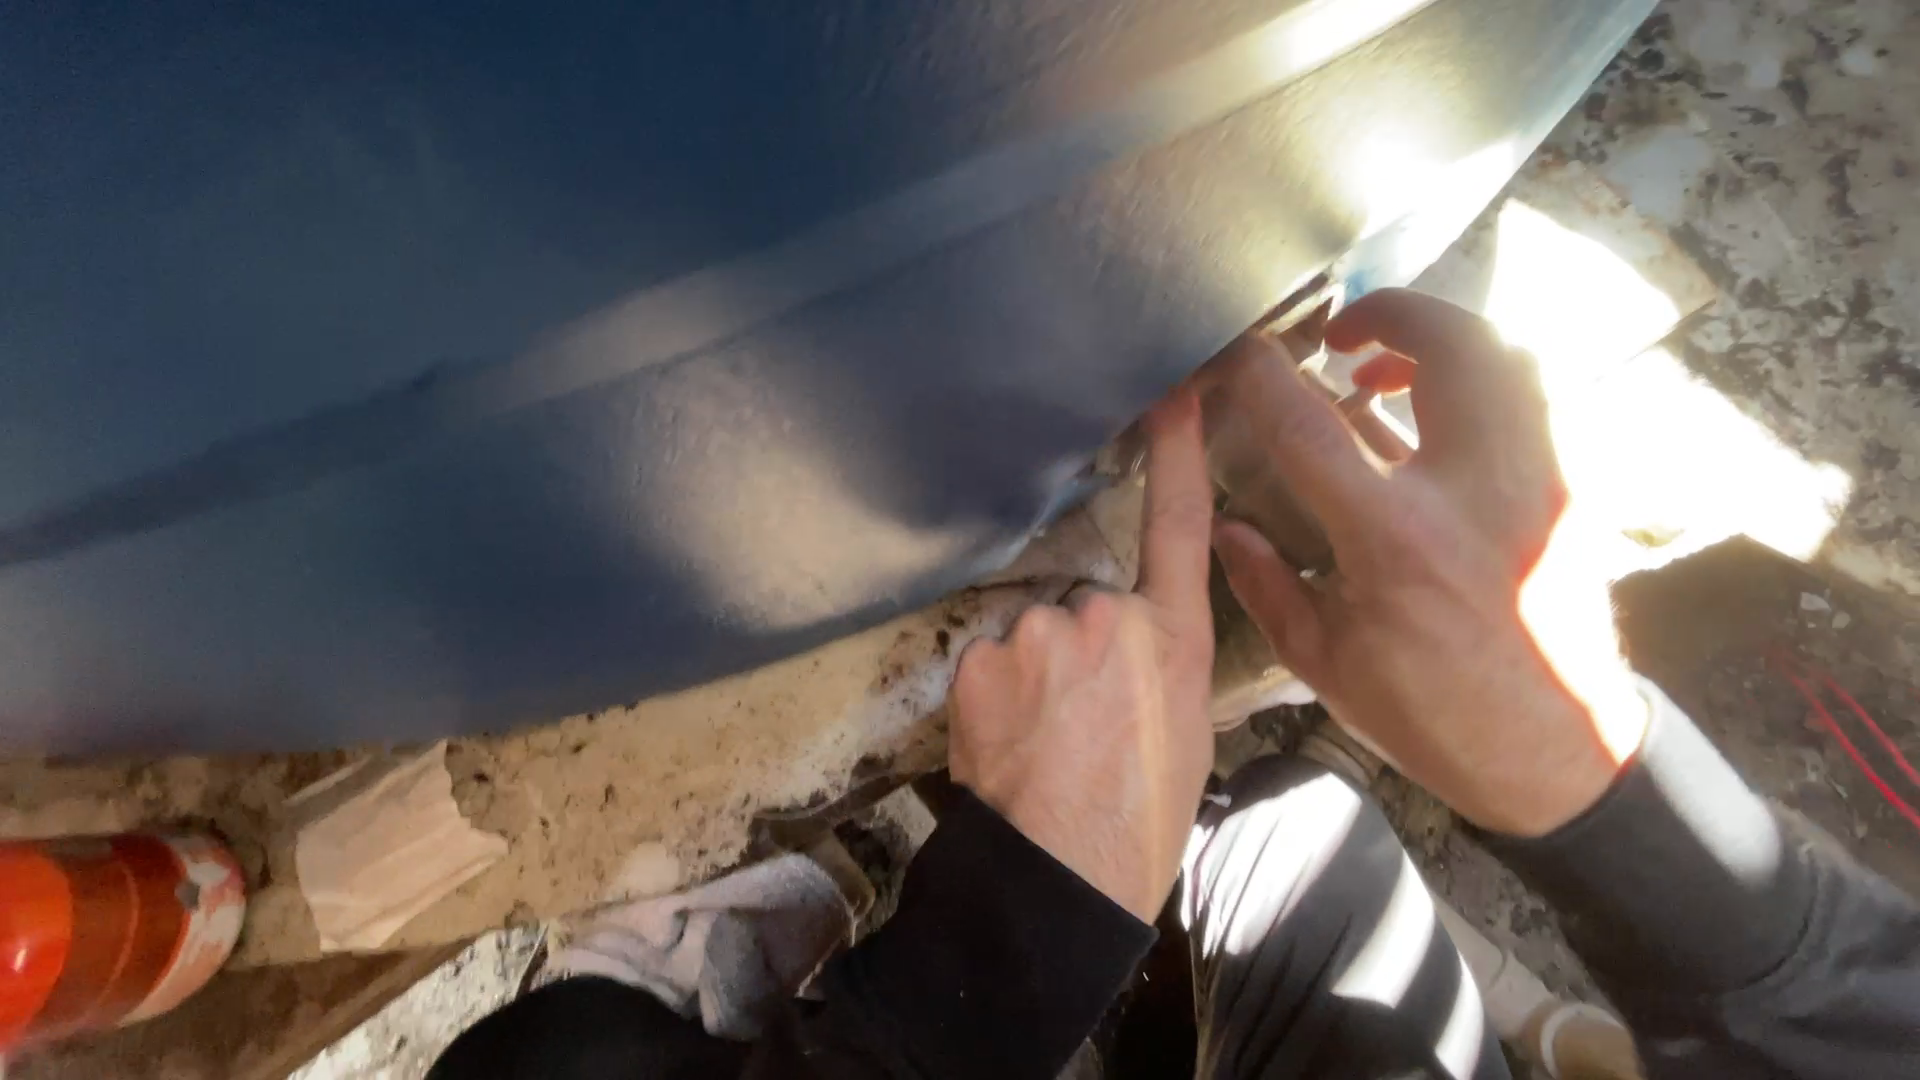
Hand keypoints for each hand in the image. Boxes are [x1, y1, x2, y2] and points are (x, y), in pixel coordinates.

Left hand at [949, 392, 1215, 921]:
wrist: (1064, 877)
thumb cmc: (1141, 817)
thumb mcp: (1185, 735)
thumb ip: (1163, 666)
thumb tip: (1140, 645)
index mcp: (1172, 640)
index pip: (1177, 526)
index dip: (1177, 455)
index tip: (1172, 393)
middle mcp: (1108, 619)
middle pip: (1085, 605)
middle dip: (1081, 648)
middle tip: (1081, 717)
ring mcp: (1039, 635)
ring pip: (1034, 634)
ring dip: (1036, 671)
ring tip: (1043, 735)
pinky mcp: (979, 660)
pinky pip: (988, 660)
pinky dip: (993, 690)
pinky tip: (1006, 737)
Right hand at [1209, 289, 1647, 836]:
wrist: (1557, 752)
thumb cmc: (1426, 713)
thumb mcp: (1320, 660)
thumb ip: (1264, 582)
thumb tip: (1224, 525)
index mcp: (1394, 540)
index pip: (1311, 428)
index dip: (1260, 376)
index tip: (1231, 353)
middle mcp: (1477, 493)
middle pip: (1453, 348)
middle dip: (1391, 313)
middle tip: (1342, 331)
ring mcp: (1542, 486)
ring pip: (1512, 359)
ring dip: (1443, 339)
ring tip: (1389, 364)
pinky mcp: (1573, 495)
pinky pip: (1534, 400)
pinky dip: (1481, 379)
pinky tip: (1439, 413)